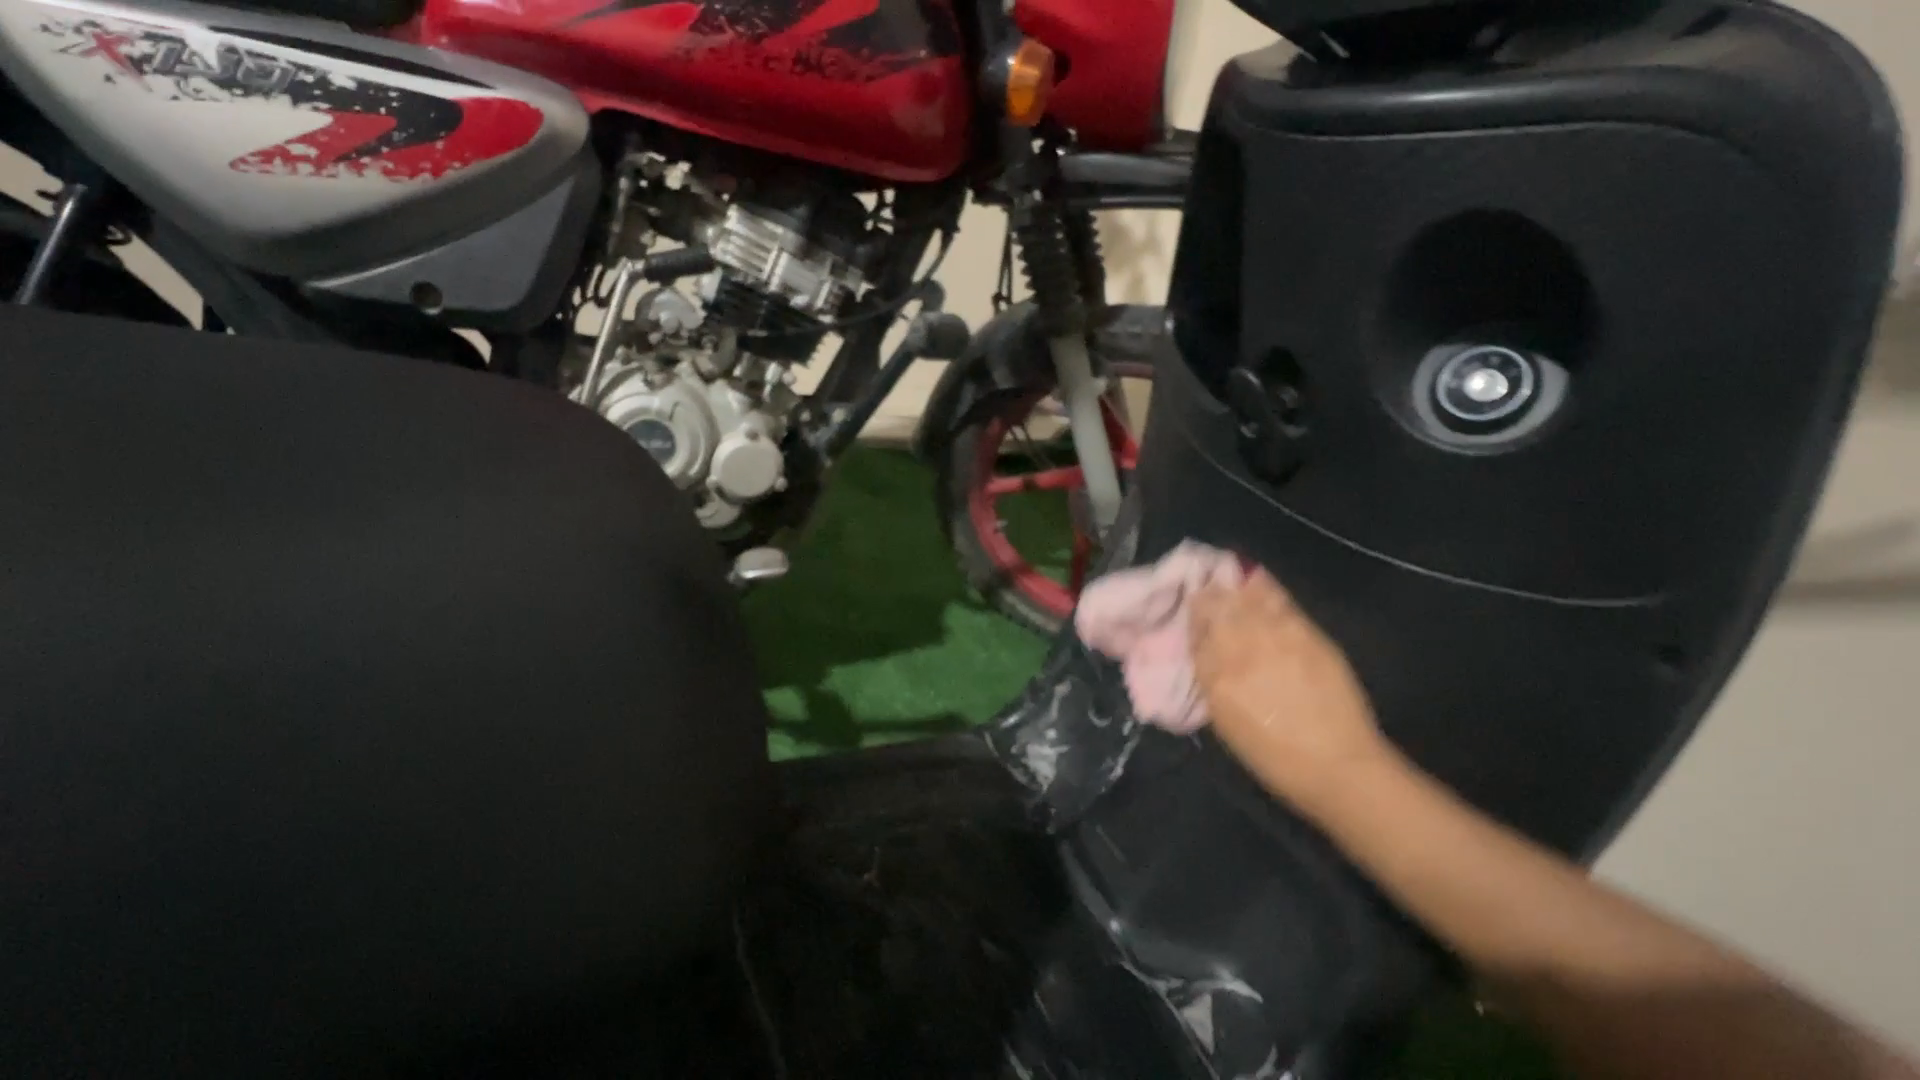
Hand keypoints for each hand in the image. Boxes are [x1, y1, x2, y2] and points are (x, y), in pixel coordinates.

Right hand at [1189, 568, 1396, 813]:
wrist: (1337, 765)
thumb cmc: (1275, 758)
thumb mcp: (1227, 725)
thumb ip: (1214, 685)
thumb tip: (1209, 656)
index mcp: (1215, 681)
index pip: (1195, 636)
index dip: (1194, 621)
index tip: (1194, 615)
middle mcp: (1239, 652)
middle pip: (1215, 610)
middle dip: (1209, 598)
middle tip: (1206, 592)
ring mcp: (1274, 638)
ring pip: (1243, 599)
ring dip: (1232, 589)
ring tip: (1227, 583)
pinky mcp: (1305, 633)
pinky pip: (1276, 600)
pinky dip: (1262, 587)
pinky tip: (1254, 578)